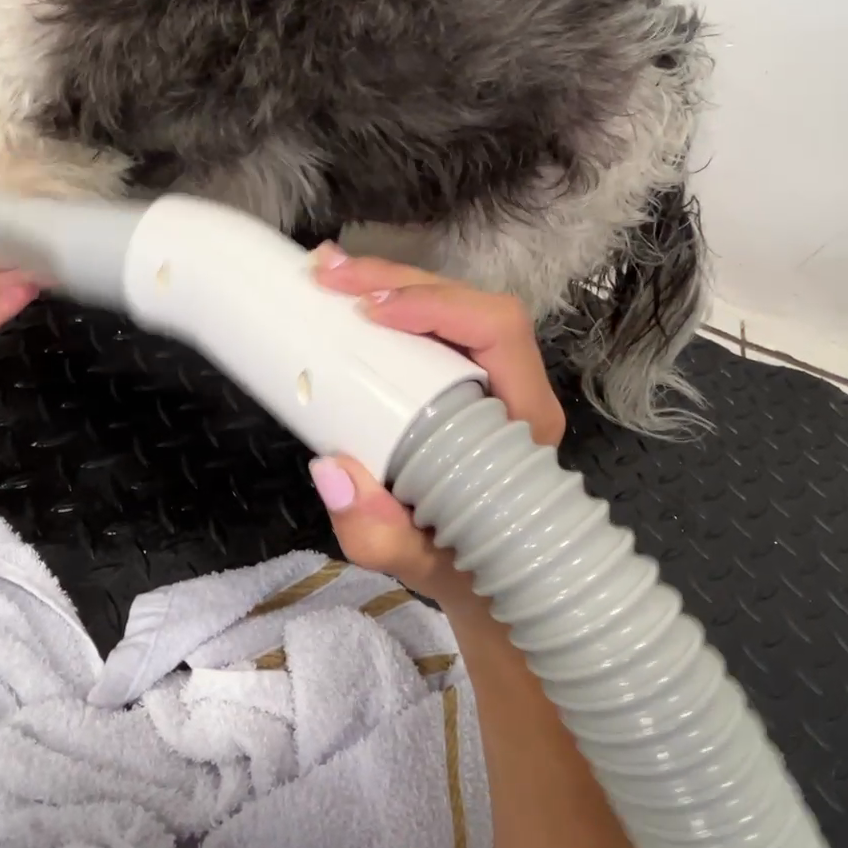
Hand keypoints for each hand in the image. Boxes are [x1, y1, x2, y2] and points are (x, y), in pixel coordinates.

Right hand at [306, 244, 564, 612]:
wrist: (478, 573)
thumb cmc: (456, 563)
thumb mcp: (412, 561)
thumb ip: (374, 531)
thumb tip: (330, 468)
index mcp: (520, 421)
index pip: (498, 331)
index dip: (441, 307)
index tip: (374, 314)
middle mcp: (510, 388)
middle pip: (467, 302)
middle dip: (397, 279)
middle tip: (329, 274)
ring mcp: (485, 379)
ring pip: (447, 304)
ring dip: (387, 281)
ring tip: (327, 275)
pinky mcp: (456, 378)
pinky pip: (427, 326)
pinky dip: (385, 302)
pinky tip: (344, 297)